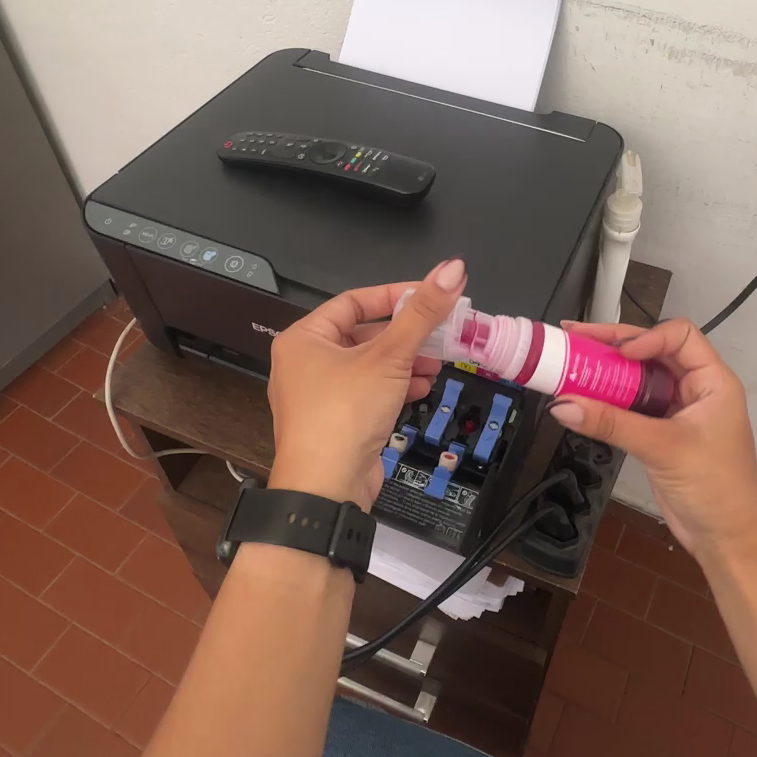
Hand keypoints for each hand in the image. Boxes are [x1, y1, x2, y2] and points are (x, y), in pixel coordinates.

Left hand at [265, 259, 464, 507]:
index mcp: (304, 338)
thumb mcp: (389, 355)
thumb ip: (423, 312)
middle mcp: (305, 364)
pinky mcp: (335, 423)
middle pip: (364, 334)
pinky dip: (395, 387)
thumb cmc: (345, 413)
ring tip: (436, 364)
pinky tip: (421, 389)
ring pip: (369, 366)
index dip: (394, 295)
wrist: (326, 489)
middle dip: (405, 336)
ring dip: (405, 362)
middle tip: (439, 334)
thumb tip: (452, 268)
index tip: (429, 295)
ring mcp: (318, 397)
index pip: (354, 301)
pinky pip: (368, 392)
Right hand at [547, 319, 756, 559]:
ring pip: (637, 375)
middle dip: (614, 343)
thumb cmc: (715, 486)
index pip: (679, 336)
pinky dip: (606, 397)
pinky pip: (630, 402)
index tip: (618, 354)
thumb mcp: (662, 447)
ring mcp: (676, 408)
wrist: (727, 538)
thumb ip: (611, 423)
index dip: (647, 337)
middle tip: (574, 337)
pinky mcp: (659, 430)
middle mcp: (695, 387)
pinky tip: (581, 394)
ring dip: (606, 369)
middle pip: (652, 350)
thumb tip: (563, 405)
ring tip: (570, 360)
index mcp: (713, 380)